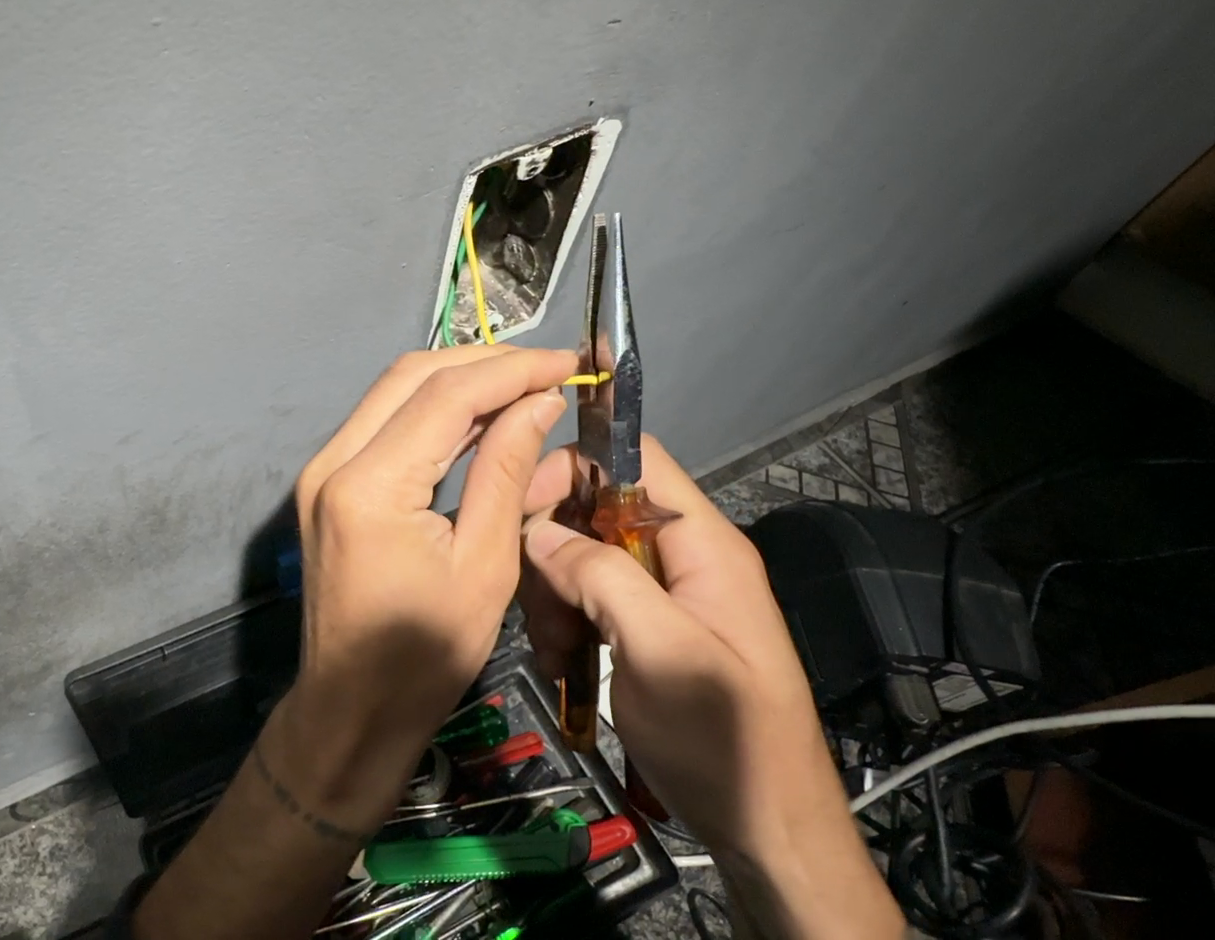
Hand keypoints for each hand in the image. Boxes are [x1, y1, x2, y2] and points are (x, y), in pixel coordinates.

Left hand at [134, 346, 576, 939]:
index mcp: (369, 485)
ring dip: (457, 381)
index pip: (445, 395)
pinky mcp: (327, 484)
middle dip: (483, 363)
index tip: (568, 364)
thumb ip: (506, 472)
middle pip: (410, 377)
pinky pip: (382, 424)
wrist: (352, 705)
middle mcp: (333, 462)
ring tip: (523, 385)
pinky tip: (478, 417)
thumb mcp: (484, 566)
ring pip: (392, 393)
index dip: (511, 371)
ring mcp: (322, 470)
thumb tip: (538, 403)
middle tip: (548, 370)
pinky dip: (431, 411)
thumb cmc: (424, 655)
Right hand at [518, 437, 903, 938]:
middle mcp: (682, 556)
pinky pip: (589, 598)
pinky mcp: (647, 627)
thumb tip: (538, 529)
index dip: (572, 466)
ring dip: (553, 594)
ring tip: (556, 649)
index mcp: (701, 543)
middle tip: (542, 610)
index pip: (633, 457)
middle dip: (553, 549)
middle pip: (595, 508)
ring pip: (583, 555)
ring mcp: (664, 594)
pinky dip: (565, 621)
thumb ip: (602, 577)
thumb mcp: (661, 652)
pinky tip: (562, 660)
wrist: (768, 832)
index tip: (522, 510)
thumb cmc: (723, 739)